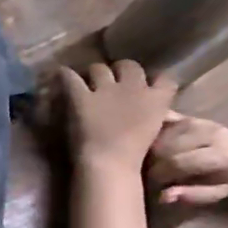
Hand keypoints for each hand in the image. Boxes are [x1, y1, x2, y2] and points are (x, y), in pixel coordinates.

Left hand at [60, 62, 177, 173]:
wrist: (109, 163)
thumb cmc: (136, 156)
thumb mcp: (157, 131)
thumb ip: (158, 115)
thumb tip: (161, 112)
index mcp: (156, 99)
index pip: (165, 79)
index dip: (155, 81)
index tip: (147, 86)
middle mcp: (132, 87)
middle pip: (129, 65)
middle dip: (121, 71)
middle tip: (113, 82)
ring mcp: (105, 89)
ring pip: (99, 68)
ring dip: (94, 74)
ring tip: (88, 83)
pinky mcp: (80, 96)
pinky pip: (69, 76)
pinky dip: (65, 75)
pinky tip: (61, 75)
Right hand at [148, 114, 227, 205]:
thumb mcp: (218, 192)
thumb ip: (192, 195)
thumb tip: (163, 197)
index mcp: (220, 155)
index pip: (178, 161)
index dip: (160, 173)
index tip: (152, 182)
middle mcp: (209, 133)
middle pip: (167, 145)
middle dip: (151, 159)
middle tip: (145, 170)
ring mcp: (199, 121)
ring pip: (163, 132)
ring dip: (149, 146)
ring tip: (145, 158)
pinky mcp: (191, 116)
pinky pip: (165, 118)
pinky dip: (152, 128)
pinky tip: (146, 139)